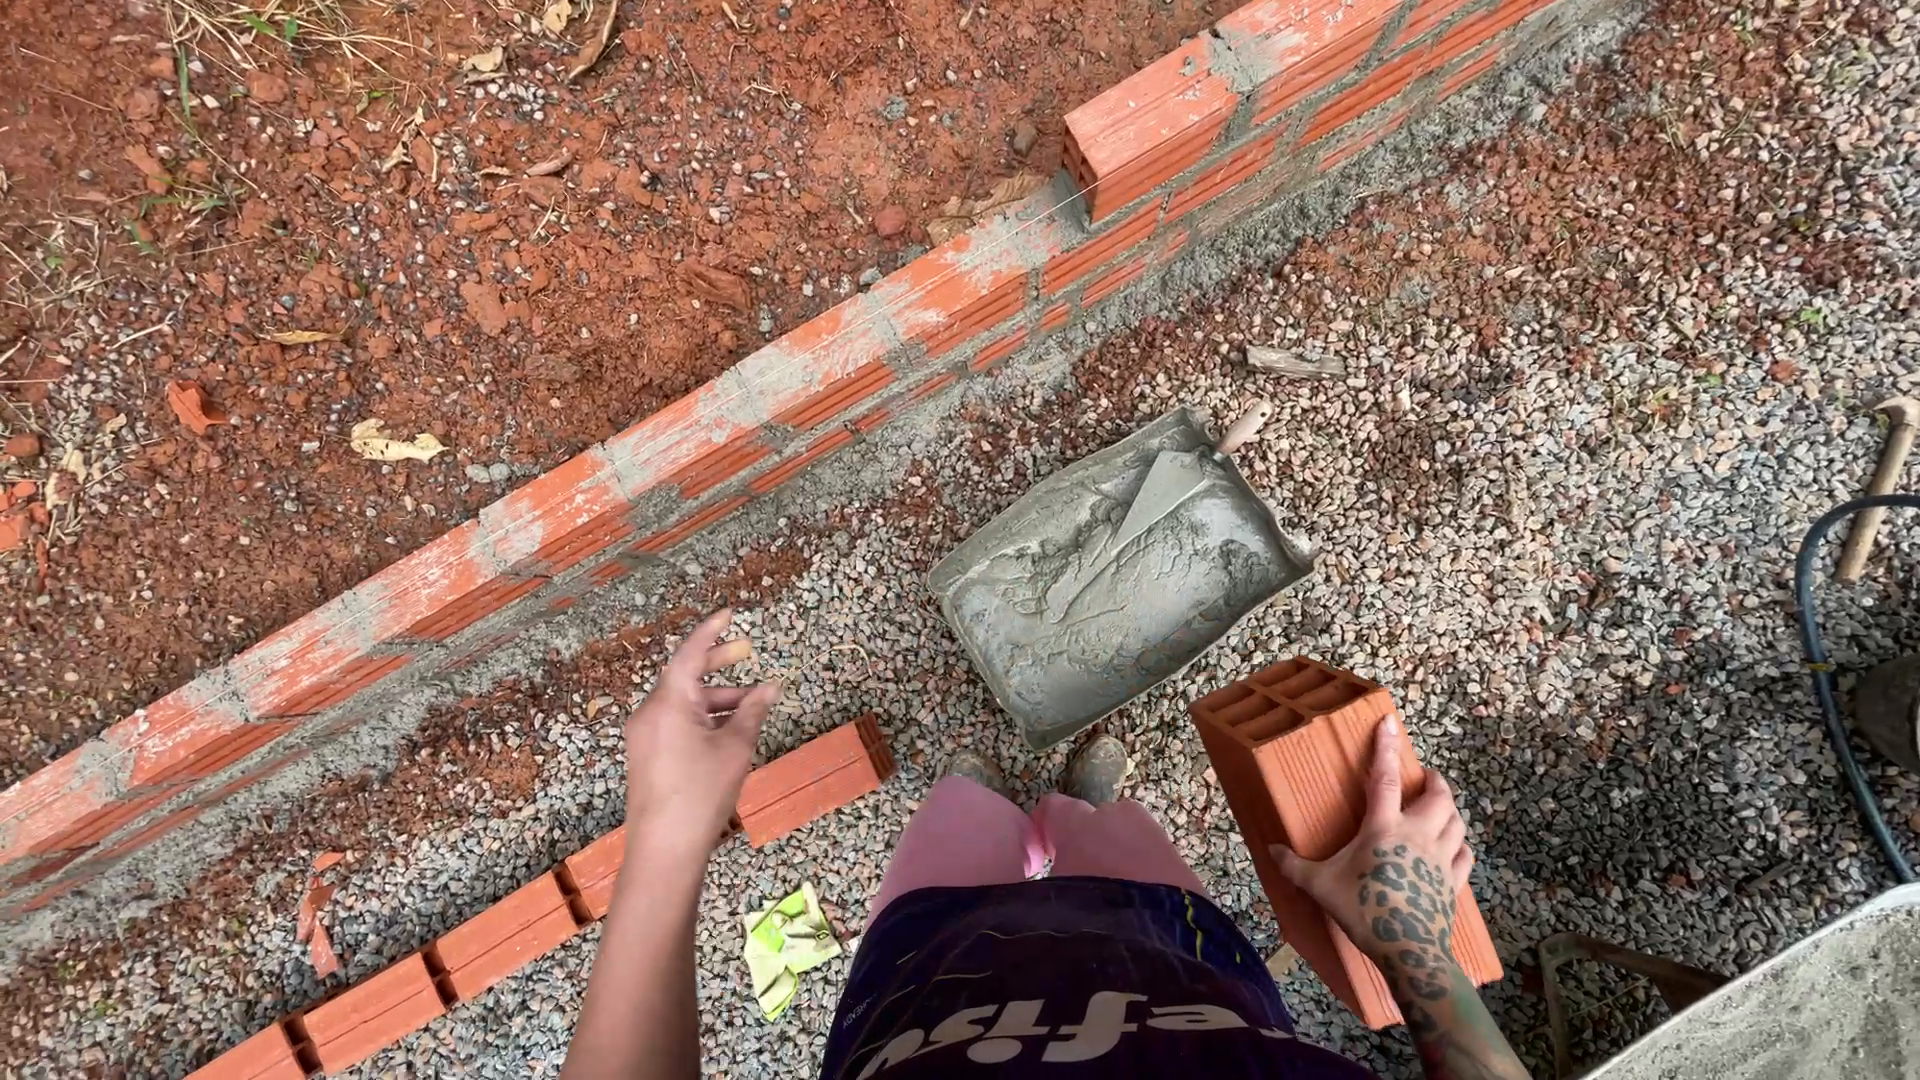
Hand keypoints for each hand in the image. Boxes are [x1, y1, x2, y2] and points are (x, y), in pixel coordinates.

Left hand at [623, 609, 781, 859]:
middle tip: (747, 651)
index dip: (712, 631)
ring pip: (683, 701)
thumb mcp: (736, 747)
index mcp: (669, 702)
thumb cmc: (703, 791)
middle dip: (718, 663)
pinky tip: (729, 730)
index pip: (690, 653)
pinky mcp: (647, 755)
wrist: (665, 848)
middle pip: (685, 675)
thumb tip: (771, 687)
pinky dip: (703, 716)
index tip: (730, 614)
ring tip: (752, 705)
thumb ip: (753, 710)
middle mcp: (650, 712)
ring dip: (717, 698)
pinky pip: (676, 721)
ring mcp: (645, 735)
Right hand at [1269, 713, 1472, 972]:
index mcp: (1384, 827)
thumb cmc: (1362, 909)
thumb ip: (1294, 865)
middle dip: (1435, 781)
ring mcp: (1441, 858)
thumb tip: (1270, 850)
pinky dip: (1460, 842)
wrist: (1408, 952)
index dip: (1385, 748)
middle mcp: (1417, 834)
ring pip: (1457, 822)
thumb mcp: (1319, 885)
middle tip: (1425, 776)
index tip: (1390, 723)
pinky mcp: (1455, 881)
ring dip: (1449, 809)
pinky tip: (1453, 844)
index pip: (1385, 778)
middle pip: (1439, 797)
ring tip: (1438, 805)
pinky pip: (1465, 853)